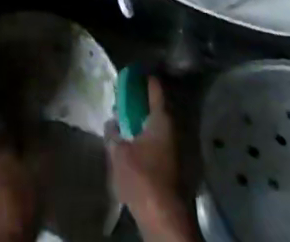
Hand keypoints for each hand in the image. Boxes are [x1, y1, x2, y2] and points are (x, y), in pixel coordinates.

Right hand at [106, 76, 199, 241]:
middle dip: (142, 103)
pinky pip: (160, 144)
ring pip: (159, 128)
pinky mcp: (176, 169)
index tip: (133, 71)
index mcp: (162, 121)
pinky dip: (148, 139)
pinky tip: (134, 145)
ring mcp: (178, 151)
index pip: (156, 90)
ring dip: (145, 123)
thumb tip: (112, 122)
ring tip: (125, 121)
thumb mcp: (119, 153)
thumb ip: (113, 134)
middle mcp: (174, 131)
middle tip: (124, 98)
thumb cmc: (142, 178)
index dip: (144, 78)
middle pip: (158, 109)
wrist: (164, 218)